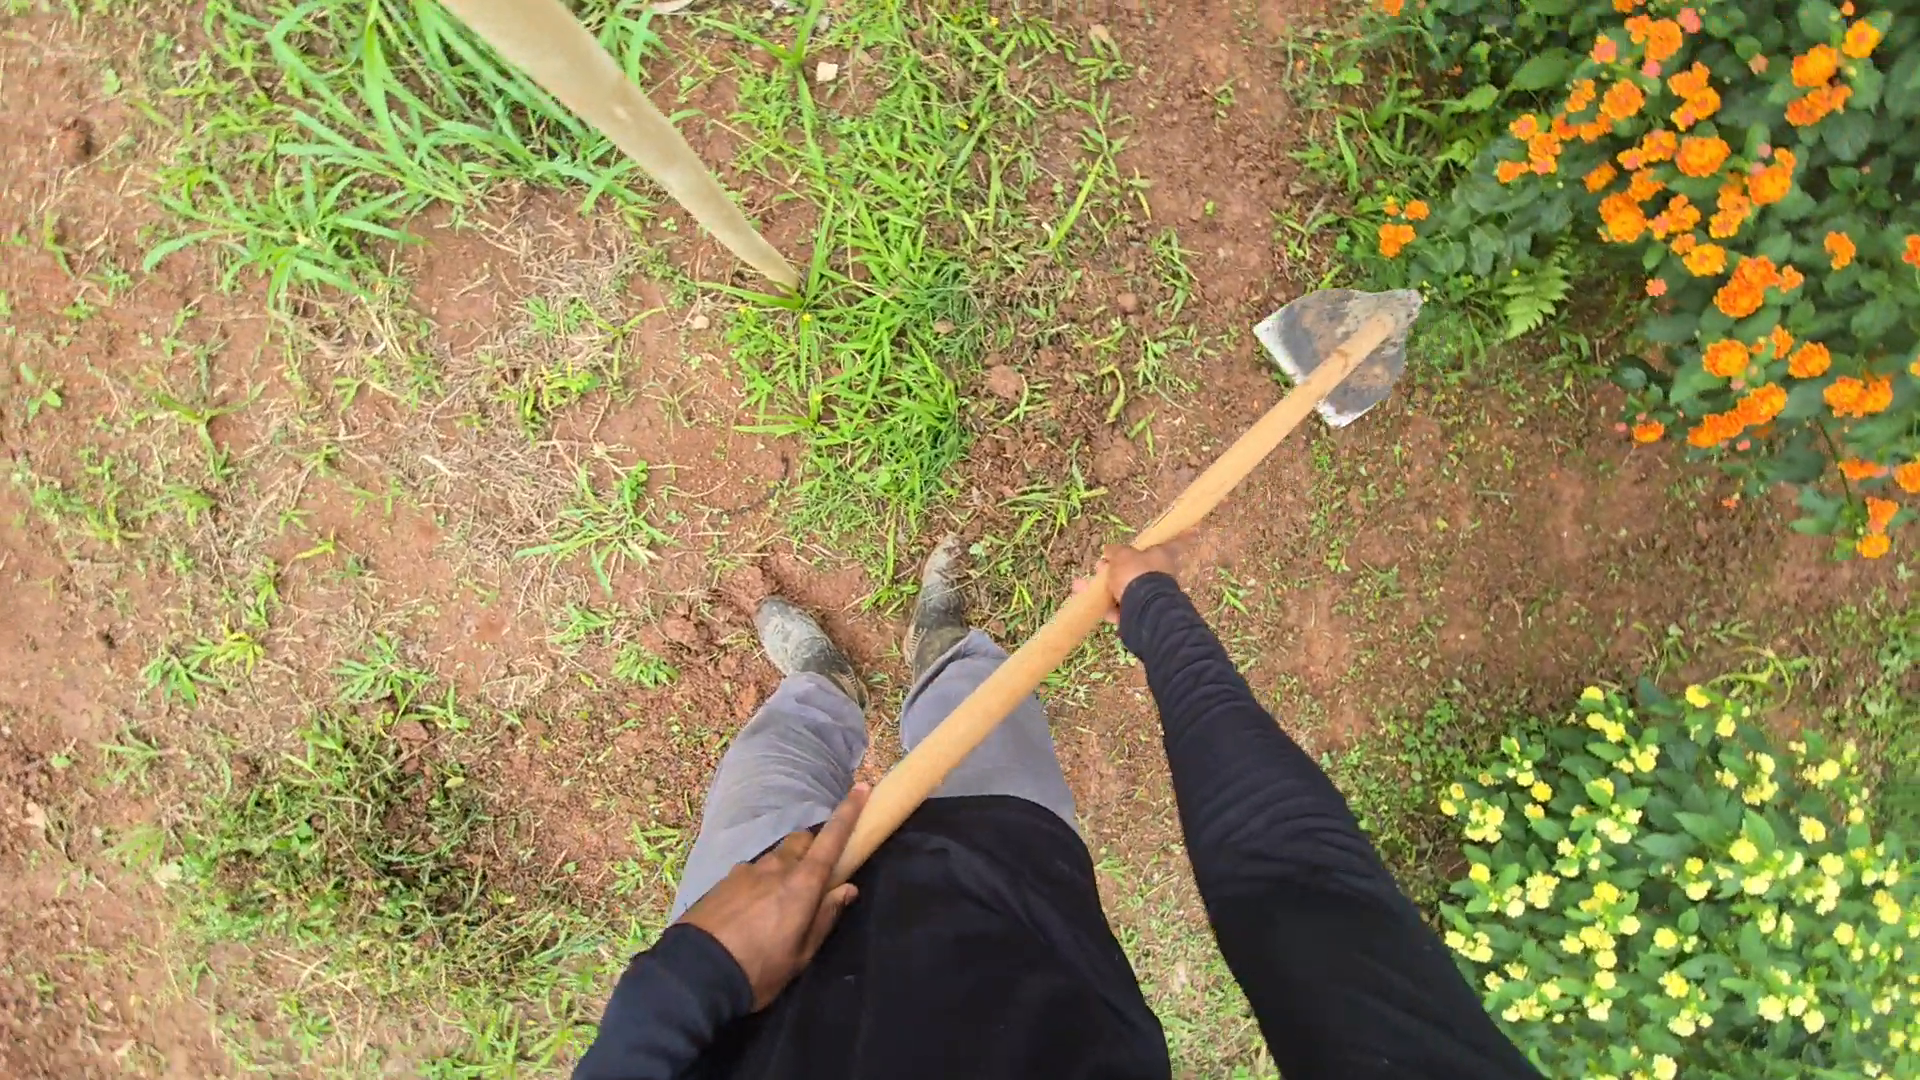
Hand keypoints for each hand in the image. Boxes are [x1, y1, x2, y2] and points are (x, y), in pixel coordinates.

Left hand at [679, 784, 868, 1008]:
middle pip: (802, 841)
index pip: (831, 838)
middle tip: (813, 876)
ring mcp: (747, 870)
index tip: (861, 788)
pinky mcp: (724, 880)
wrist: (692, 975)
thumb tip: (848, 888)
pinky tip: (749, 912)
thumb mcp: (800, 955)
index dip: (848, 812)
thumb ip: (825, 917)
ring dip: (784, 868)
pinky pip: (752, 872)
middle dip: (813, 849)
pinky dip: (760, 882)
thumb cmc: (757, 970)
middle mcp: (776, 867)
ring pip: (775, 857)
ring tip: (775, 904)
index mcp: (801, 883)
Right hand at [1072, 534, 1191, 623]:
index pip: (1175, 542)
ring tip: (1083, 584)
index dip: (1184, 535)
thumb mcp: (1122, 556)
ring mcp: (1149, 596)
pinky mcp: (1139, 615)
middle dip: (1116, 567)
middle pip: (1138, 568)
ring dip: (1104, 585)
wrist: (1142, 610)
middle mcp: (1159, 575)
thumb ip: (1116, 552)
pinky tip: (1084, 598)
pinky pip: (1118, 606)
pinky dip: (1103, 603)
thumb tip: (1109, 550)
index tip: (1197, 529)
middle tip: (1100, 565)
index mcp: (1162, 556)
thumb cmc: (1136, 574)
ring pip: (1125, 588)